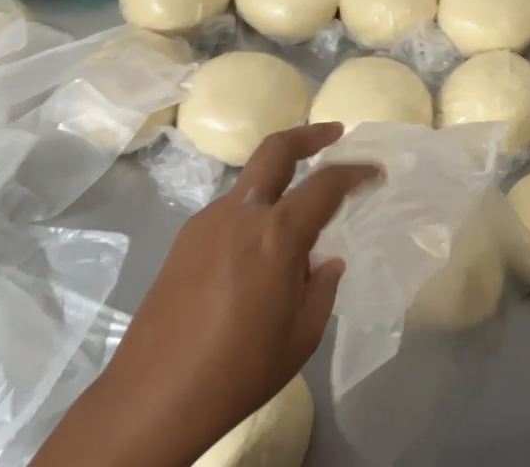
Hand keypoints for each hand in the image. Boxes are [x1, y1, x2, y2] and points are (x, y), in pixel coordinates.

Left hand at [31, 123, 379, 466]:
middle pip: (276, 150)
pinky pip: (229, 213)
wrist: (154, 397)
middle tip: (336, 132)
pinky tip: (259, 253)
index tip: (375, 172)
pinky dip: (253, 215)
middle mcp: (240, 215)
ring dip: (278, 182)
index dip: (356, 173)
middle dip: (310, 135)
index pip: (326, 184)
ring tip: (298, 219)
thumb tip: (325, 261)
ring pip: (250, 184)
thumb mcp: (301, 335)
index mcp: (277, 235)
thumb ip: (321, 288)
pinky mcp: (183, 243)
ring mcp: (205, 224)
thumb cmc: (239, 370)